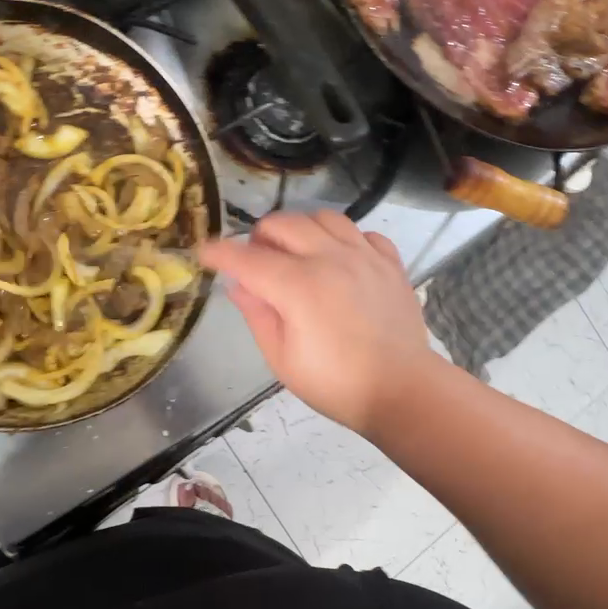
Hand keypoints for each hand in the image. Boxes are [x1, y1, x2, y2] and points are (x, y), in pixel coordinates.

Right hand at [200, 211, 439, 435]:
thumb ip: (258, 315)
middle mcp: (331, 259)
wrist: (401, 390)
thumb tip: (239, 285)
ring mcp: (364, 256)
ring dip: (300, 230)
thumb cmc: (335, 384)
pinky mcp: (390, 263)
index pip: (248, 258)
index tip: (205, 252)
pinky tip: (337, 261)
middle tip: (253, 259)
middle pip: (284, 224)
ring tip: (295, 253)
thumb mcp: (282, 359)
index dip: (221, 253)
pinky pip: (362, 233)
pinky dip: (343, 239)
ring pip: (324, 218)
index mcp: (298, 286)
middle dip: (259, 236)